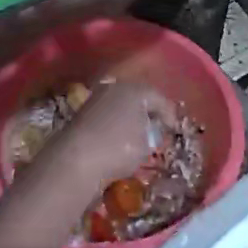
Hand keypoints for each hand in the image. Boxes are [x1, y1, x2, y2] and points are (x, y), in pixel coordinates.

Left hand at [39, 81, 164, 191]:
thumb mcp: (147, 143)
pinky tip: (117, 140)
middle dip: (148, 113)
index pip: (160, 99)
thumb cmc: (119, 148)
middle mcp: (116, 87)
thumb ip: (154, 132)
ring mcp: (96, 98)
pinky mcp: (81, 113)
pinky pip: (106, 116)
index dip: (169, 115)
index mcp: (137, 89)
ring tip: (137, 136)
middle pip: (139, 98)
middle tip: (157, 130)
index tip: (173, 130)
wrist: (74, 161)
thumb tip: (152, 129)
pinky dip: (114, 125)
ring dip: (130, 118)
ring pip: (120, 106)